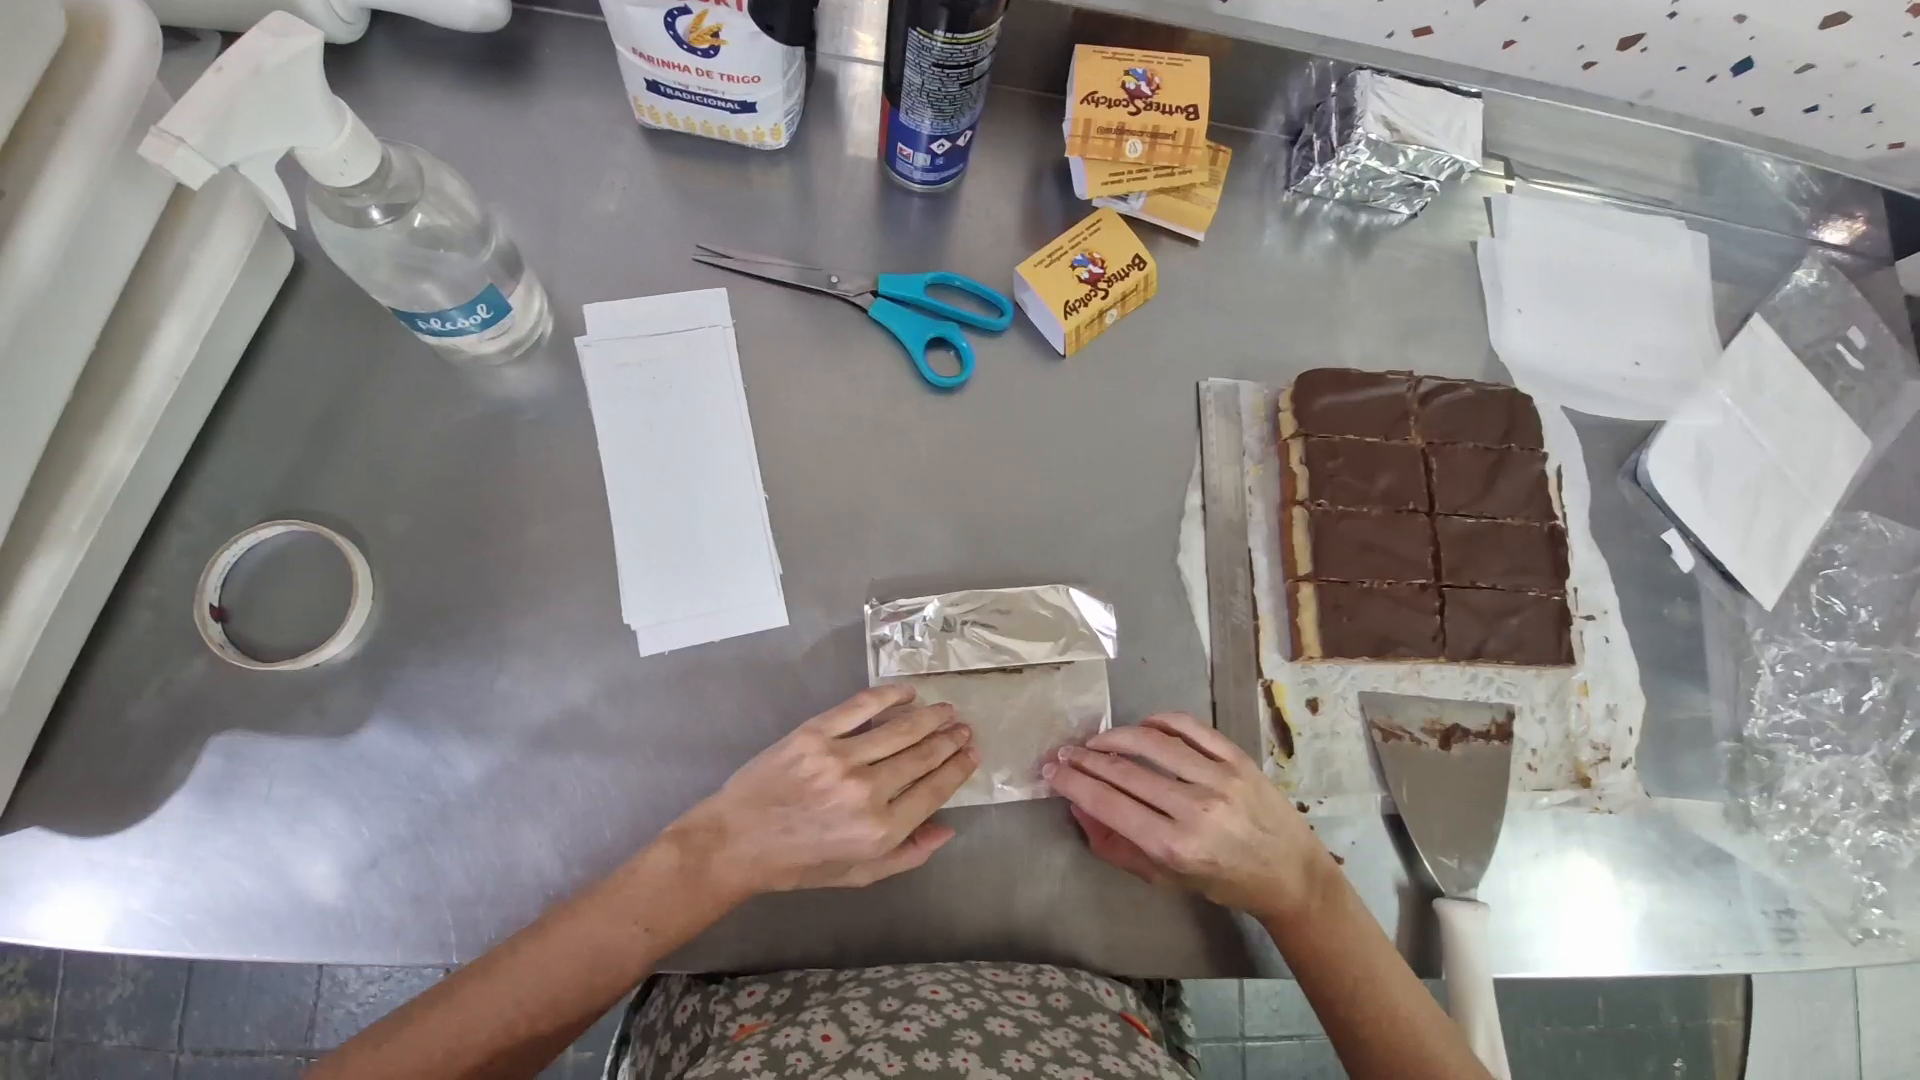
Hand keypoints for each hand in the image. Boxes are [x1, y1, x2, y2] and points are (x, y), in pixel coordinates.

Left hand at [671, 685, 977, 895]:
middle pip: (923, 755)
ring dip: (930, 716)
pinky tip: (908, 693)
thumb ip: (907, 854)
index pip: (934, 790)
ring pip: (900, 729)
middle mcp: (867, 792)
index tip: (972, 752)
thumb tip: (948, 828)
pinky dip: (889, 695)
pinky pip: (861, 707)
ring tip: (947, 709)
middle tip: (964, 727)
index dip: (958, 768)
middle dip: (950, 739)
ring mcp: (840, 759)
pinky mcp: (815, 734)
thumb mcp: (857, 874)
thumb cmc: (798, 864)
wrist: (736, 841)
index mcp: (880, 830)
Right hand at [1044, 712, 1332, 919]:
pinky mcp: (1237, 759)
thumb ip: (1117, 845)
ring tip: (1096, 740)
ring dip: (1114, 736)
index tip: (1052, 771)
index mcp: (1174, 846)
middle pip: (1124, 771)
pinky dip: (1159, 721)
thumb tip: (1078, 808)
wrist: (1290, 873)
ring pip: (1152, 743)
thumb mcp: (1166, 879)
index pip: (1109, 804)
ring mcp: (1218, 778)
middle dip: (1085, 758)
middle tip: (1064, 752)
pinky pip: (1189, 728)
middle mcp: (1194, 809)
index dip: (1074, 784)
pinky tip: (1142, 726)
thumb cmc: (1224, 882)